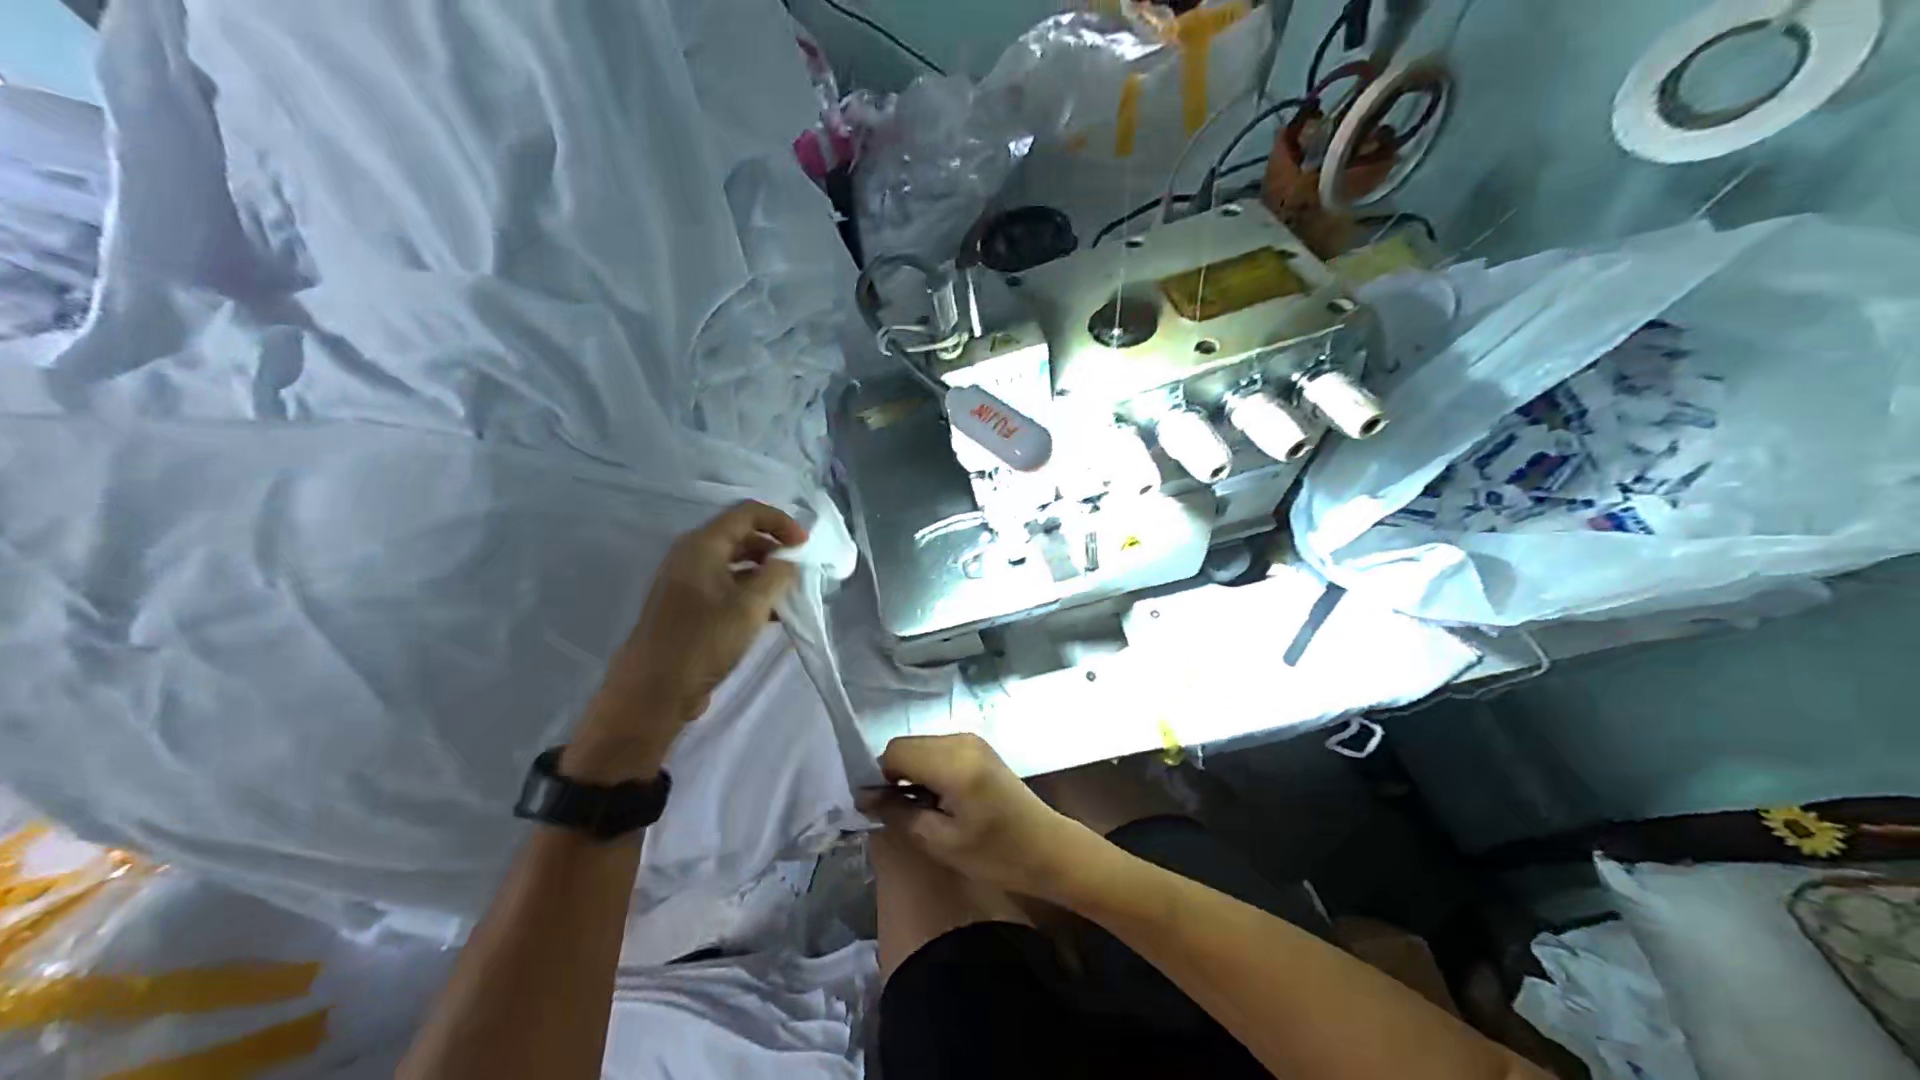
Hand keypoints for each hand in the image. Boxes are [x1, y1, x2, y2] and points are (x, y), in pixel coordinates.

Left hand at [566, 501, 807, 781]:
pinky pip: (725, 584)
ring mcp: (686, 581)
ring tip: (789, 596)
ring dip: (764, 573)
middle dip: (774, 548)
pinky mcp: (687, 605)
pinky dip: (749, 591)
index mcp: (702, 545)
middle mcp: (691, 555)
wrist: (653, 690)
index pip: (748, 513)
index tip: (805, 546)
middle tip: (800, 571)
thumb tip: (790, 561)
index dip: (781, 523)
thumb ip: (777, 575)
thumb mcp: (751, 606)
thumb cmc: (704, 641)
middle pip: (741, 535)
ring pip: (734, 562)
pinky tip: (771, 614)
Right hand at [860, 734, 1109, 902]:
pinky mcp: (978, 747)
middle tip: (901, 812)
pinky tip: (939, 798)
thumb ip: (899, 814)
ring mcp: (972, 740)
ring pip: (920, 745)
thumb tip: (865, 797)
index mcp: (953, 762)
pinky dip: (928, 769)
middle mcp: (961, 740)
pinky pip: (937, 749)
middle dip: (894, 774)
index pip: (894, 752)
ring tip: (922, 808)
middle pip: (906, 745)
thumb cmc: (996, 854)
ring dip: (911, 772)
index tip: (881, 809)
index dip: (880, 778)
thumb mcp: (941, 843)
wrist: (1047, 848)